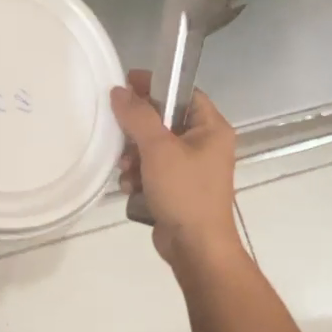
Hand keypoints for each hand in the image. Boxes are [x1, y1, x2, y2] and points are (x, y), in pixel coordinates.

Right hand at [111, 71, 241, 268]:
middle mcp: (205, 145)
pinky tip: (131, 188)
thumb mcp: (158, 149)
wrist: (196, 247)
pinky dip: (139, 177)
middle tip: (121, 137)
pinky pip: (153, 171)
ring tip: (126, 171)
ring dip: (134, 158)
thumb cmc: (184, 192)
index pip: (184, 93)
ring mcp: (192, 169)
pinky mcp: (178, 190)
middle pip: (164, 121)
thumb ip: (137, 116)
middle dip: (138, 132)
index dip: (156, 85)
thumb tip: (119, 91)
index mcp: (212, 128)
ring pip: (154, 148)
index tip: (125, 84)